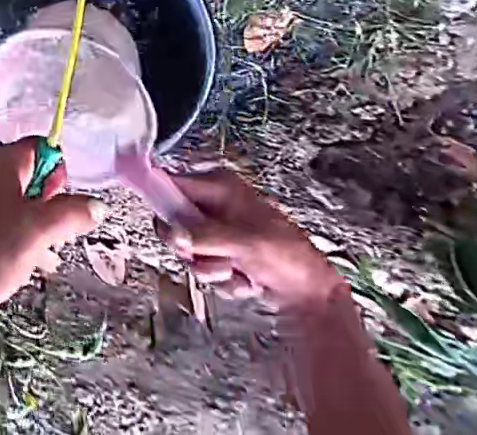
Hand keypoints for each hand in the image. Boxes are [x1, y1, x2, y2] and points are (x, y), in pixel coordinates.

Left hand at [0, 139, 104, 309]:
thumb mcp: (39, 232)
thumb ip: (71, 214)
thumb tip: (97, 204)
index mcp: (2, 159)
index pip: (40, 148)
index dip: (56, 175)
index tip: (58, 206)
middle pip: (22, 175)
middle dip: (40, 204)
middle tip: (47, 239)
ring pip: (2, 198)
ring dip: (20, 222)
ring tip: (30, 259)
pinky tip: (3, 262)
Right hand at [156, 169, 345, 310]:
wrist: (312, 292)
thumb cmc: (283, 255)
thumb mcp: (242, 242)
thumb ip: (203, 236)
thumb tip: (169, 232)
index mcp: (218, 184)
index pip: (172, 185)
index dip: (164, 207)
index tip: (172, 235)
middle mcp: (213, 202)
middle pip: (175, 222)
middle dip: (194, 249)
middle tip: (215, 260)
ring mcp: (217, 228)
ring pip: (188, 248)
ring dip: (210, 268)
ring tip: (237, 271)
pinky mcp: (221, 251)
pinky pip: (203, 264)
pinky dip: (222, 278)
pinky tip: (245, 279)